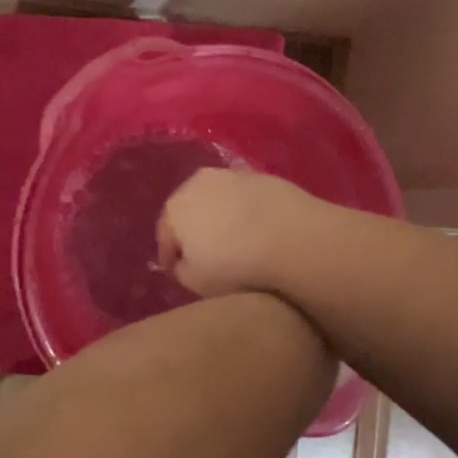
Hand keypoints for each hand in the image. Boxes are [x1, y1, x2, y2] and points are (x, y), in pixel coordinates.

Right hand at [156, 168, 321, 297]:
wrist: (293, 238)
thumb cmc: (235, 265)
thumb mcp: (196, 282)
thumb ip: (181, 270)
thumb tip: (184, 261)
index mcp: (175, 207)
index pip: (164, 235)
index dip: (169, 257)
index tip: (177, 272)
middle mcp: (198, 182)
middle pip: (189, 210)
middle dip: (193, 231)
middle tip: (204, 255)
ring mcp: (232, 175)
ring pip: (218, 200)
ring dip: (220, 217)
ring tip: (234, 241)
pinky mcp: (263, 175)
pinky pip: (245, 198)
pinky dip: (245, 211)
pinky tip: (258, 229)